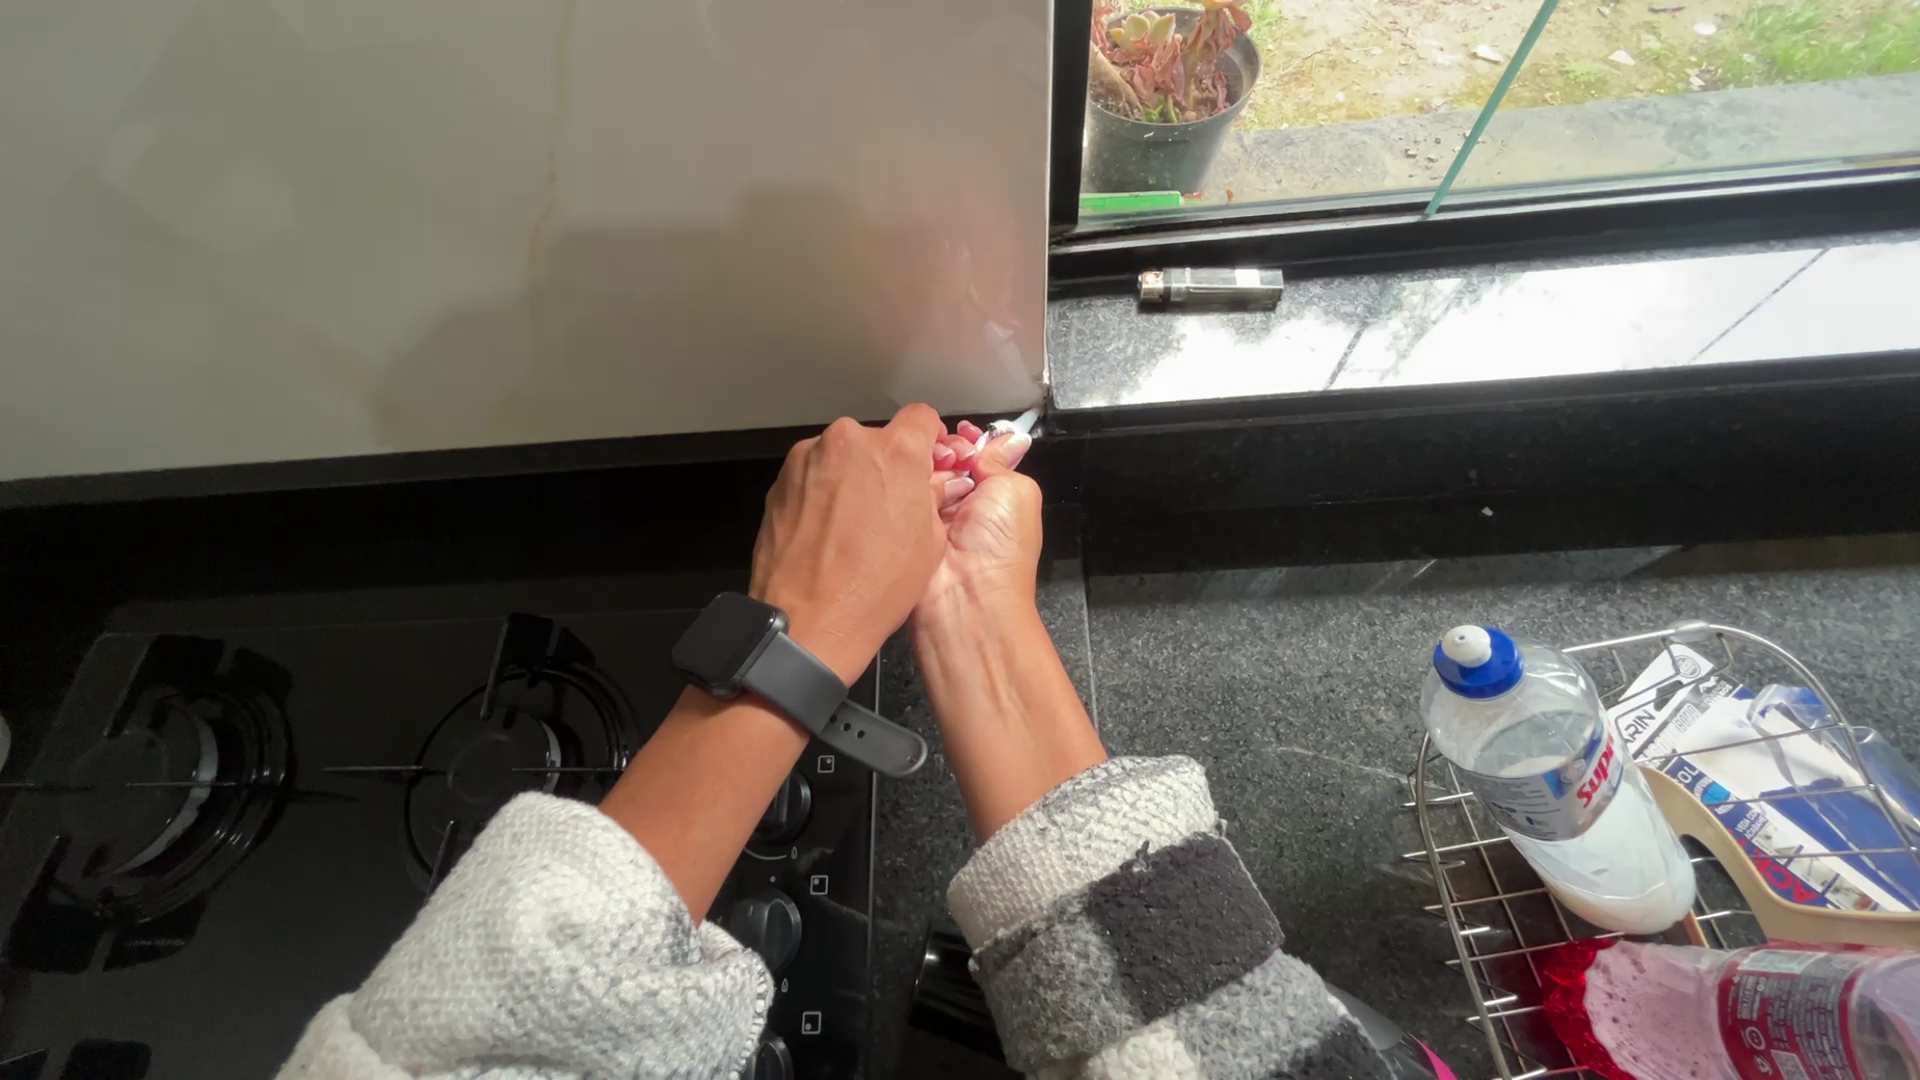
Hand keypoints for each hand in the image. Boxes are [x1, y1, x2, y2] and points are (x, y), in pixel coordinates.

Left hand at [749, 404, 969, 683]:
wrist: (809, 620)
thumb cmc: (877, 586)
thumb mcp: (930, 543)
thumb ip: (933, 498)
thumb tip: (933, 484)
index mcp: (896, 451)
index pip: (922, 417)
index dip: (929, 440)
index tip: (927, 461)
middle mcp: (848, 441)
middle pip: (877, 439)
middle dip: (886, 464)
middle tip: (890, 505)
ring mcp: (807, 458)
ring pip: (842, 456)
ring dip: (852, 477)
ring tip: (853, 525)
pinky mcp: (779, 480)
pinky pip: (813, 475)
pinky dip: (823, 492)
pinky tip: (827, 531)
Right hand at [919, 420, 1038, 620]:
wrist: (967, 597)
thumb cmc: (1001, 552)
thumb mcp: (1015, 491)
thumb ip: (1001, 462)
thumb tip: (1008, 440)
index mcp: (993, 495)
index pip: (974, 452)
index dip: (968, 439)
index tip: (963, 432)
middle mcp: (960, 504)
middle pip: (943, 456)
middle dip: (945, 449)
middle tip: (951, 458)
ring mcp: (930, 514)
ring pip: (920, 470)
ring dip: (926, 467)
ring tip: (934, 476)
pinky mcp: (904, 525)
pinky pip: (899, 491)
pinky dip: (905, 484)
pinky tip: (913, 487)